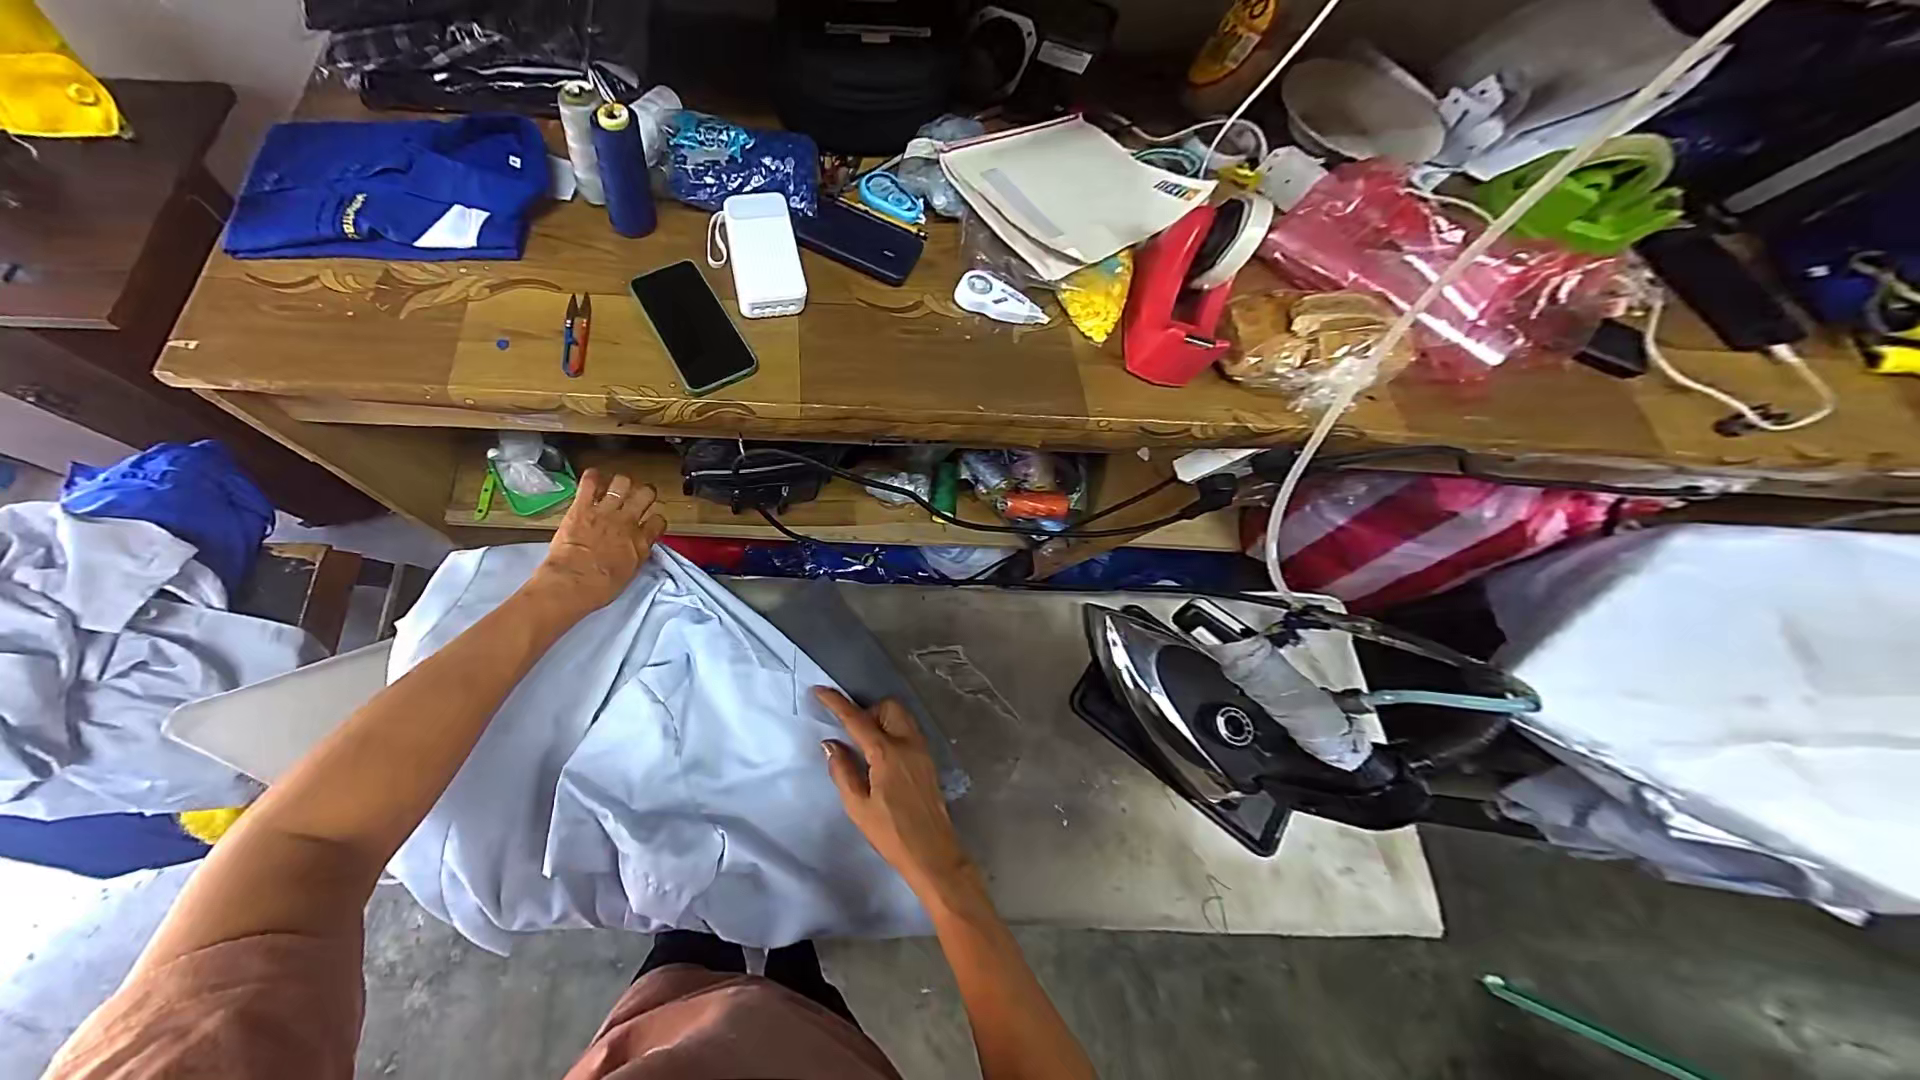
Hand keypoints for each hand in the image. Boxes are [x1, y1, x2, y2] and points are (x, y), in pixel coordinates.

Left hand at [525, 469, 667, 615]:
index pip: (659, 520)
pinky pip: (589, 483)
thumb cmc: (601, 587)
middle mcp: (628, 522)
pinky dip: (592, 477)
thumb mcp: (630, 572)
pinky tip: (593, 477)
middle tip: (639, 495)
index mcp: (642, 541)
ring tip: (616, 487)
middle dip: (645, 492)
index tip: (651, 521)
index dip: (656, 519)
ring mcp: (605, 512)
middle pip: (646, 494)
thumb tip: (636, 548)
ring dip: (621, 483)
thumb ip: (636, 554)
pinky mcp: (582, 507)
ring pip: (622, 483)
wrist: (574, 582)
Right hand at [815, 687, 978, 904]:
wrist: (932, 852)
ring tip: (867, 747)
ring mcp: (922, 749)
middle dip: (867, 710)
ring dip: (882, 719)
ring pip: (901, 715)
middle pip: (887, 706)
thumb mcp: (857, 806)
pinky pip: (909, 729)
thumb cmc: (890, 833)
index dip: (836, 703)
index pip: (857, 719)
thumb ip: (842, 770)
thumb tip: (831, 744)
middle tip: (852, 735)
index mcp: (887, 752)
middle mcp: (908, 742)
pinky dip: (893, 730)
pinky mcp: (928, 759)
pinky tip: (883, 756)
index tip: (820, 691)